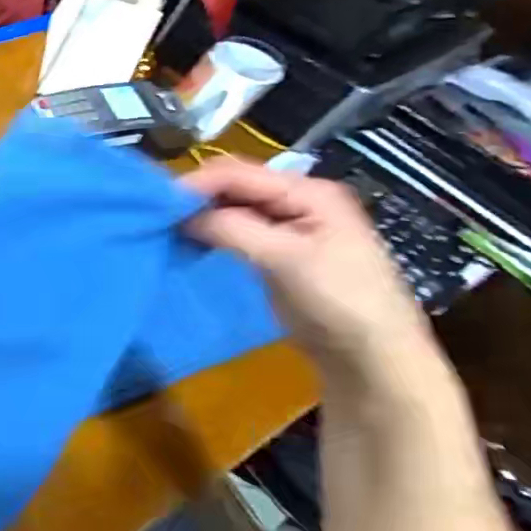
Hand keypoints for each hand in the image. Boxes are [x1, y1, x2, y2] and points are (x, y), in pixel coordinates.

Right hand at [181, 156, 436, 384]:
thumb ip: (232, 229)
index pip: (238, 173)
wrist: (373, 357)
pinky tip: (189, 243)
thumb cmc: (340, 302)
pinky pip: (234, 228)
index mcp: (308, 191)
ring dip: (200, 215)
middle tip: (158, 218)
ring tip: (168, 231)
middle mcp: (297, 199)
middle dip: (196, 197)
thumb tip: (181, 215)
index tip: (157, 205)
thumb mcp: (285, 260)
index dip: (196, 185)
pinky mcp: (275, 250)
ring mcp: (287, 225)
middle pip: (234, 185)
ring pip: (231, 206)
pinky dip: (210, 232)